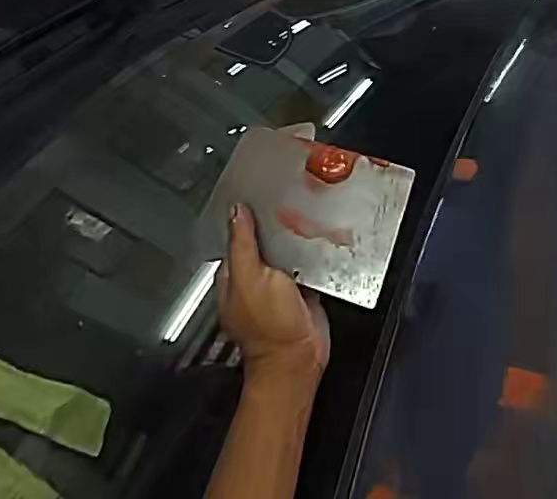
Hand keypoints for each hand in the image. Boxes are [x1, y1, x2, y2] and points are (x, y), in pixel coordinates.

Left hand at [221, 203, 329, 385]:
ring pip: (289, 250)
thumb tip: (236, 213)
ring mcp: (280, 284)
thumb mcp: (250, 279)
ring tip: (309, 219)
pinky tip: (322, 242)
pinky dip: (315, 253)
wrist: (299, 358)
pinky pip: (309, 263)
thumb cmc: (269, 328)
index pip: (238, 237)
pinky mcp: (303, 289)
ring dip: (299, 239)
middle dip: (278, 225)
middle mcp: (256, 279)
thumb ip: (243, 245)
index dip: (248, 217)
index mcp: (234, 276)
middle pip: (266, 241)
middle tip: (291, 206)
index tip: (262, 198)